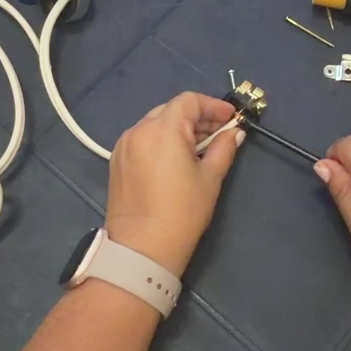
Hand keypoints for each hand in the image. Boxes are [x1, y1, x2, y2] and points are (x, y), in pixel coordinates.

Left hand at [104, 92, 244, 276]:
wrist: (141, 249)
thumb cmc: (182, 212)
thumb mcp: (210, 178)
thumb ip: (223, 148)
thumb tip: (234, 133)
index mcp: (162, 129)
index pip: (189, 101)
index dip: (212, 105)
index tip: (231, 118)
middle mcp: (138, 130)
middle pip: (171, 110)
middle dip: (197, 118)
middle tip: (219, 134)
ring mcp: (124, 146)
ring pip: (155, 124)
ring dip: (179, 129)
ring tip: (200, 149)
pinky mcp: (117, 162)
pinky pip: (143, 140)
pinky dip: (162, 141)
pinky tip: (176, 160)